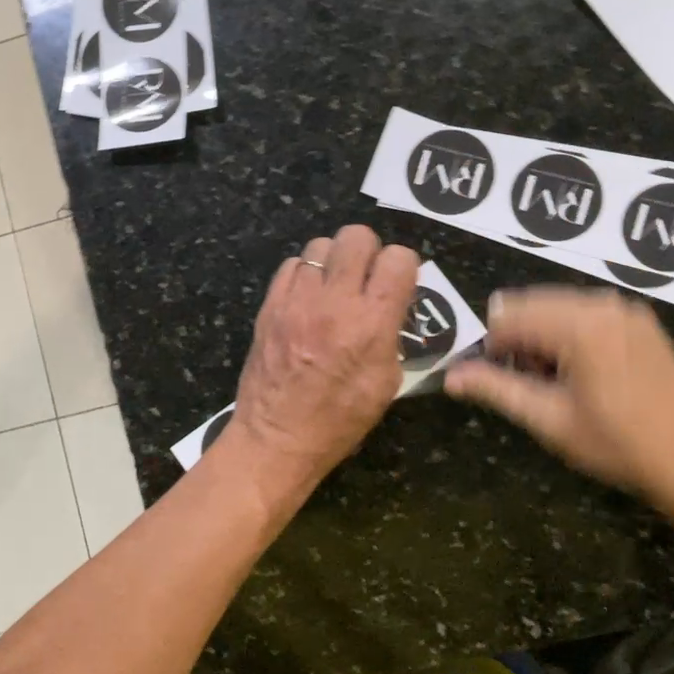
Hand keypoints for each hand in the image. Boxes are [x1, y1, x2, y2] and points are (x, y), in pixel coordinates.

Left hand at [222, 226, 418, 498]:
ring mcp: (297, 300)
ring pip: (320, 245)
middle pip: (357, 236)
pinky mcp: (270, 305)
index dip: (404, 267)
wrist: (277, 437)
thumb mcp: (387, 383)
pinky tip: (308, 299)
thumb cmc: (339, 420)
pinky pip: (292, 265)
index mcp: (372, 324)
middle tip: (366, 278)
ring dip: (334, 261)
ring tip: (335, 288)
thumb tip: (392, 305)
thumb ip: (392, 334)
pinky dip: (304, 275)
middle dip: (369, 252)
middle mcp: (334, 302)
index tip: (399, 283)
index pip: (399, 259)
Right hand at [442, 287, 673, 500]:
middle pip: (530, 304)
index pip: (507, 316)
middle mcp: (602, 304)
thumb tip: (450, 377)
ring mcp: (625, 310)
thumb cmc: (619, 444)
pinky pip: (584, 314)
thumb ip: (495, 389)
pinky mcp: (639, 321)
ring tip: (555, 384)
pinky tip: (580, 376)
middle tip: (529, 385)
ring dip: (542, 338)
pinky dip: (568, 336)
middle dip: (518, 340)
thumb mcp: (549, 419)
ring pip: (555, 308)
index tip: (498, 381)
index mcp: (578, 324)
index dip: (492, 348)